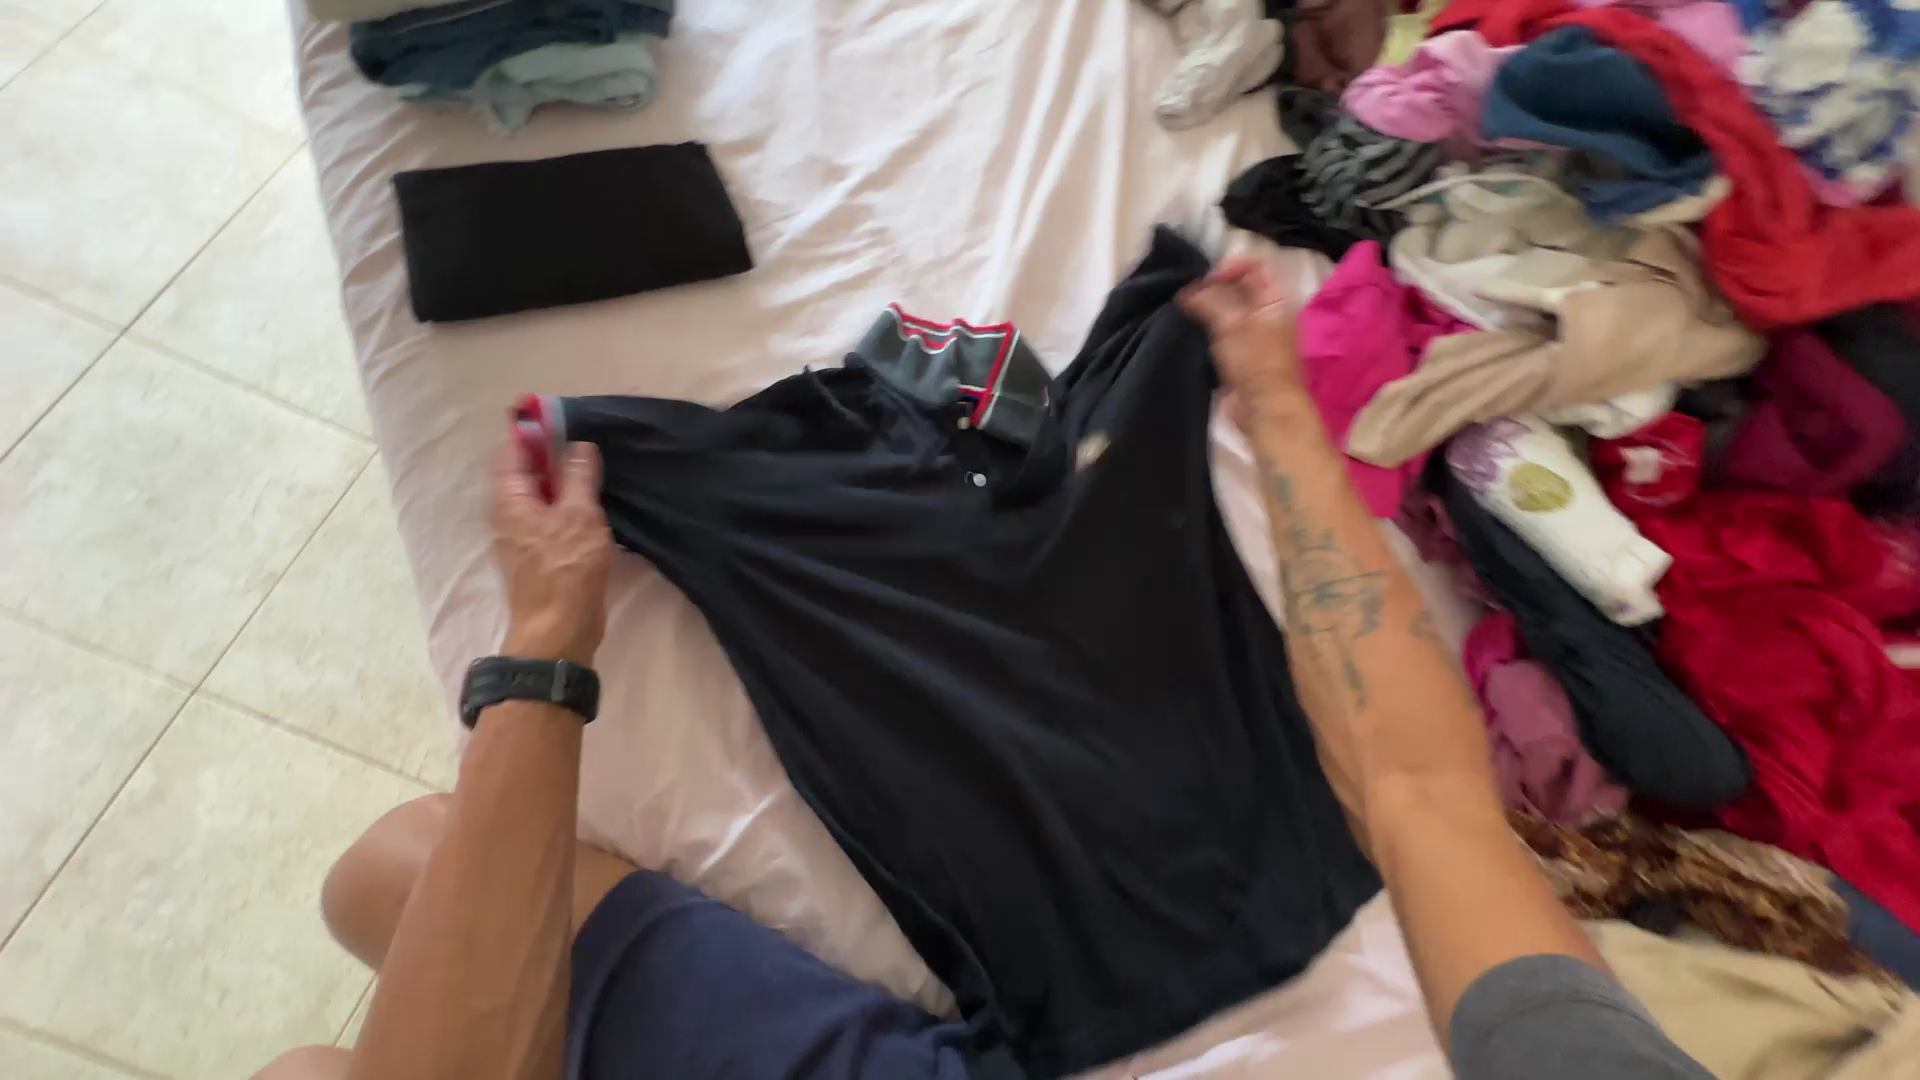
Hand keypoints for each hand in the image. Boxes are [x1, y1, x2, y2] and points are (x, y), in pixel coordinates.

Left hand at [493, 426, 612, 664]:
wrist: (559, 628)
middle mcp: (512, 513)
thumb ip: (579, 477)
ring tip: (590, 458)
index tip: (538, 403)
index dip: (524, 425)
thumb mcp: (579, 515)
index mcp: (511, 499)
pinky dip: (569, 499)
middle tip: (575, 427)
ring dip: (561, 475)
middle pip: (525, 470)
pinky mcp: (545, 553)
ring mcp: (526, 535)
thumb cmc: (566, 568)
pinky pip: (554, 514)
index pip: (512, 450)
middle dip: (545, 448)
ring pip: (541, 493)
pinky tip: (593, 498)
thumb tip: (579, 445)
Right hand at [1177, 255, 1306, 412]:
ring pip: (1223, 313)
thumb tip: (1187, 291)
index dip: (1230, 267)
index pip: (1255, 266)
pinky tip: (1184, 334)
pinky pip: (1216, 336)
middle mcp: (1264, 314)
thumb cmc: (1255, 363)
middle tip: (1185, 299)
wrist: (1262, 410)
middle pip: (1236, 289)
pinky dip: (1201, 333)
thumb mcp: (1233, 325)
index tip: (1206, 282)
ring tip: (1180, 316)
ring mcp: (1249, 336)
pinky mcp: (1234, 357)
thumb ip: (1210, 301)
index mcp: (1274, 299)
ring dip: (1202, 313)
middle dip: (1210, 290)